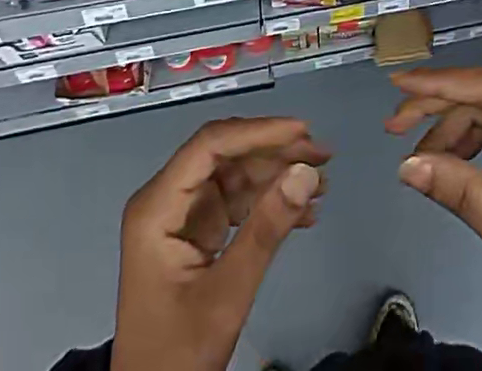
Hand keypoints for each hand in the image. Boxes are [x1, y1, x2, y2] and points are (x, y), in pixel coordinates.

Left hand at [112, 117, 329, 370]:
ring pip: (236, 176)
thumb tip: (306, 173)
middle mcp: (168, 199)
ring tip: (323, 180)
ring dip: (278, 175)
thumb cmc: (179, 351)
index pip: (210, 146)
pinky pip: (239, 203)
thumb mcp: (227, 293)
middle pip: (225, 155)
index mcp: (158, 206)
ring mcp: (183, 215)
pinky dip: (271, 203)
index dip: (257, 132)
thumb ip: (267, 230)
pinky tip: (305, 211)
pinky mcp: (199, 232)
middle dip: (274, 150)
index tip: (301, 132)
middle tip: (321, 153)